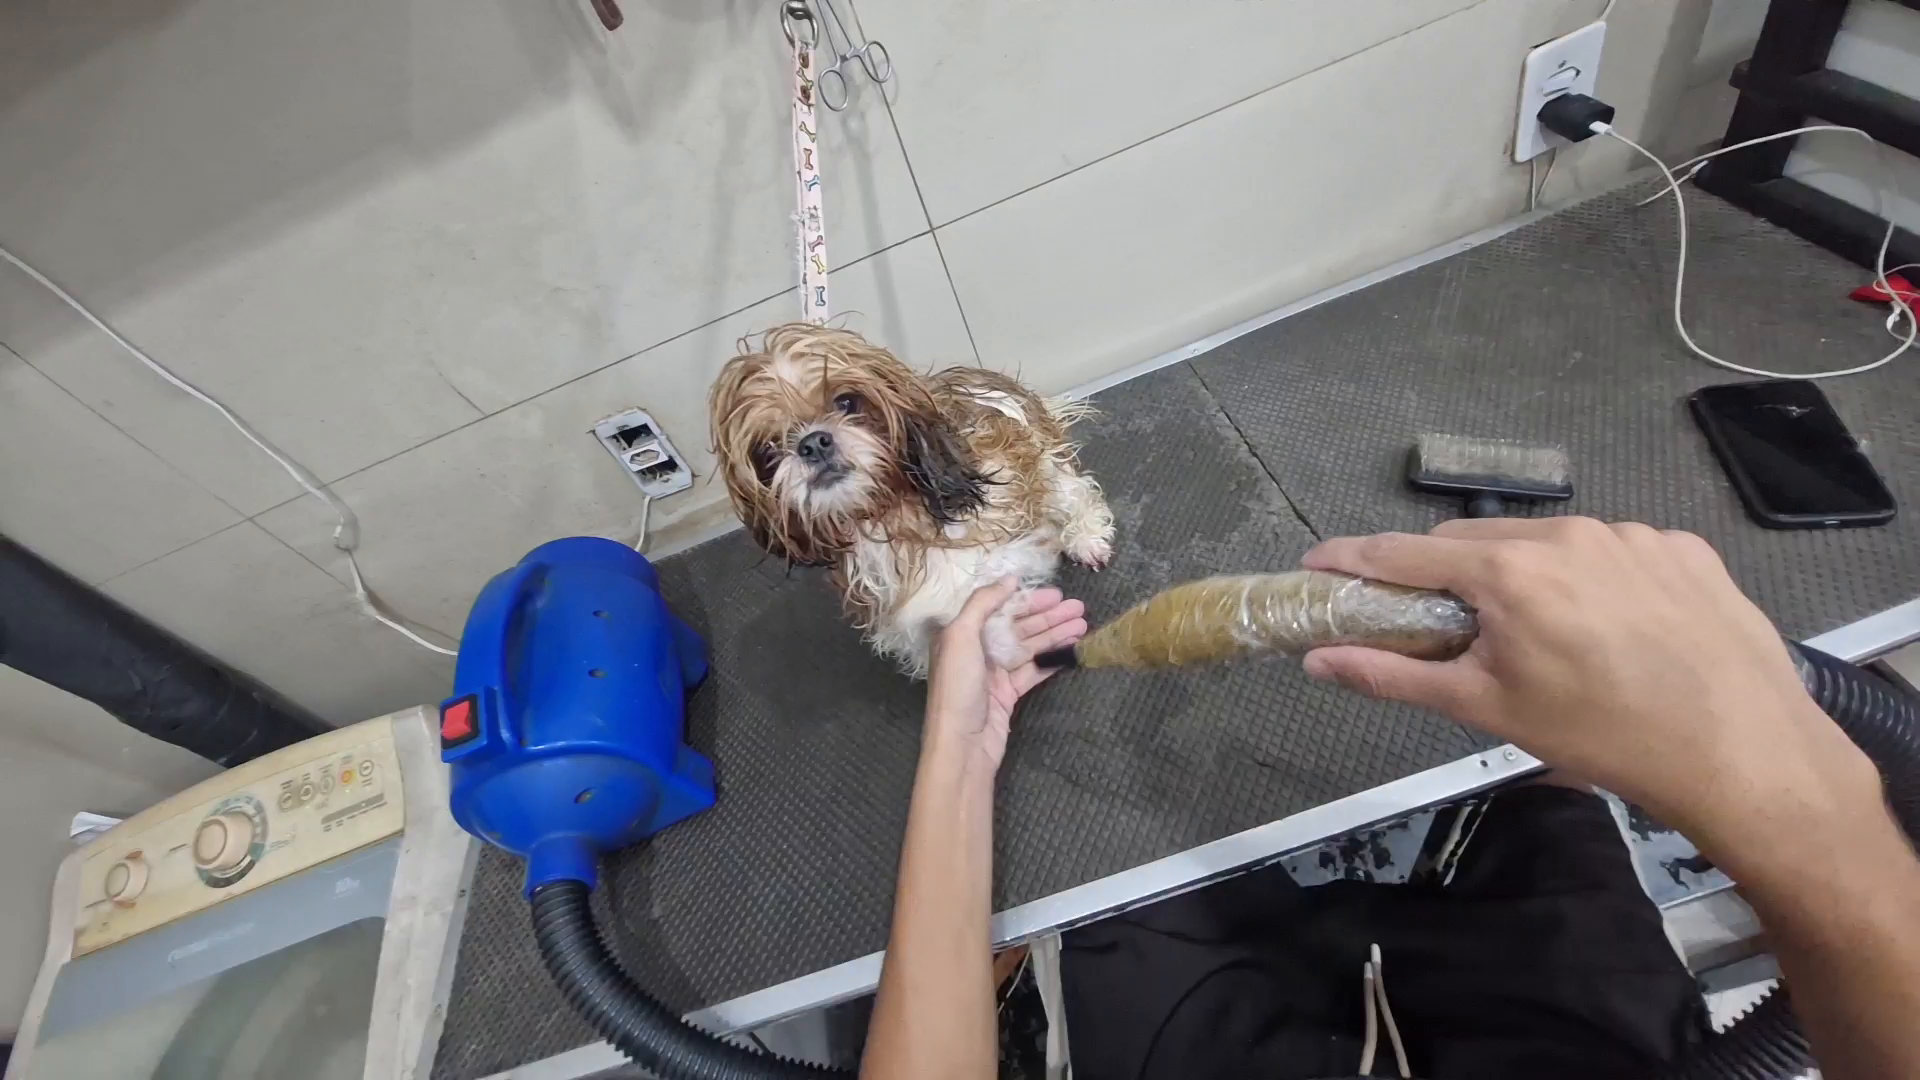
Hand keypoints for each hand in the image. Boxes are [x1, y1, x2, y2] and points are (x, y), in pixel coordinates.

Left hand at [924, 581, 1086, 771]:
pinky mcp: (1008, 693)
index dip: (1028, 600)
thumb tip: (1010, 579)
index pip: (999, 608)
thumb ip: (983, 603)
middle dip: (1048, 616)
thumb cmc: (957, 687)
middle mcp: (977, 649)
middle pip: (1018, 626)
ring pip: (1030, 646)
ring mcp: (994, 672)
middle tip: (1079, 608)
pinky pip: (1033, 669)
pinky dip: (1052, 658)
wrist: (961, 744)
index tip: (1056, 594)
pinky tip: (1072, 649)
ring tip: (1083, 625)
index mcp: (961, 633)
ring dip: (1055, 635)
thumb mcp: (960, 636)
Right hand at [1298, 518, 1880, 851]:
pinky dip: (1574, 571)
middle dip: (1434, 569)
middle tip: (1429, 614)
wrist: (1753, 761)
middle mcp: (1565, 534)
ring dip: (1506, 568)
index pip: (1403, 550)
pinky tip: (1595, 616)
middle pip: (1467, 538)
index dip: (1352, 555)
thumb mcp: (1480, 706)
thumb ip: (1387, 675)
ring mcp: (1630, 534)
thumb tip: (1313, 661)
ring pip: (1534, 538)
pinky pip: (1599, 546)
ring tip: (1522, 622)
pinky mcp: (1680, 546)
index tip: (1316, 561)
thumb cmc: (1598, 734)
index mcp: (1508, 570)